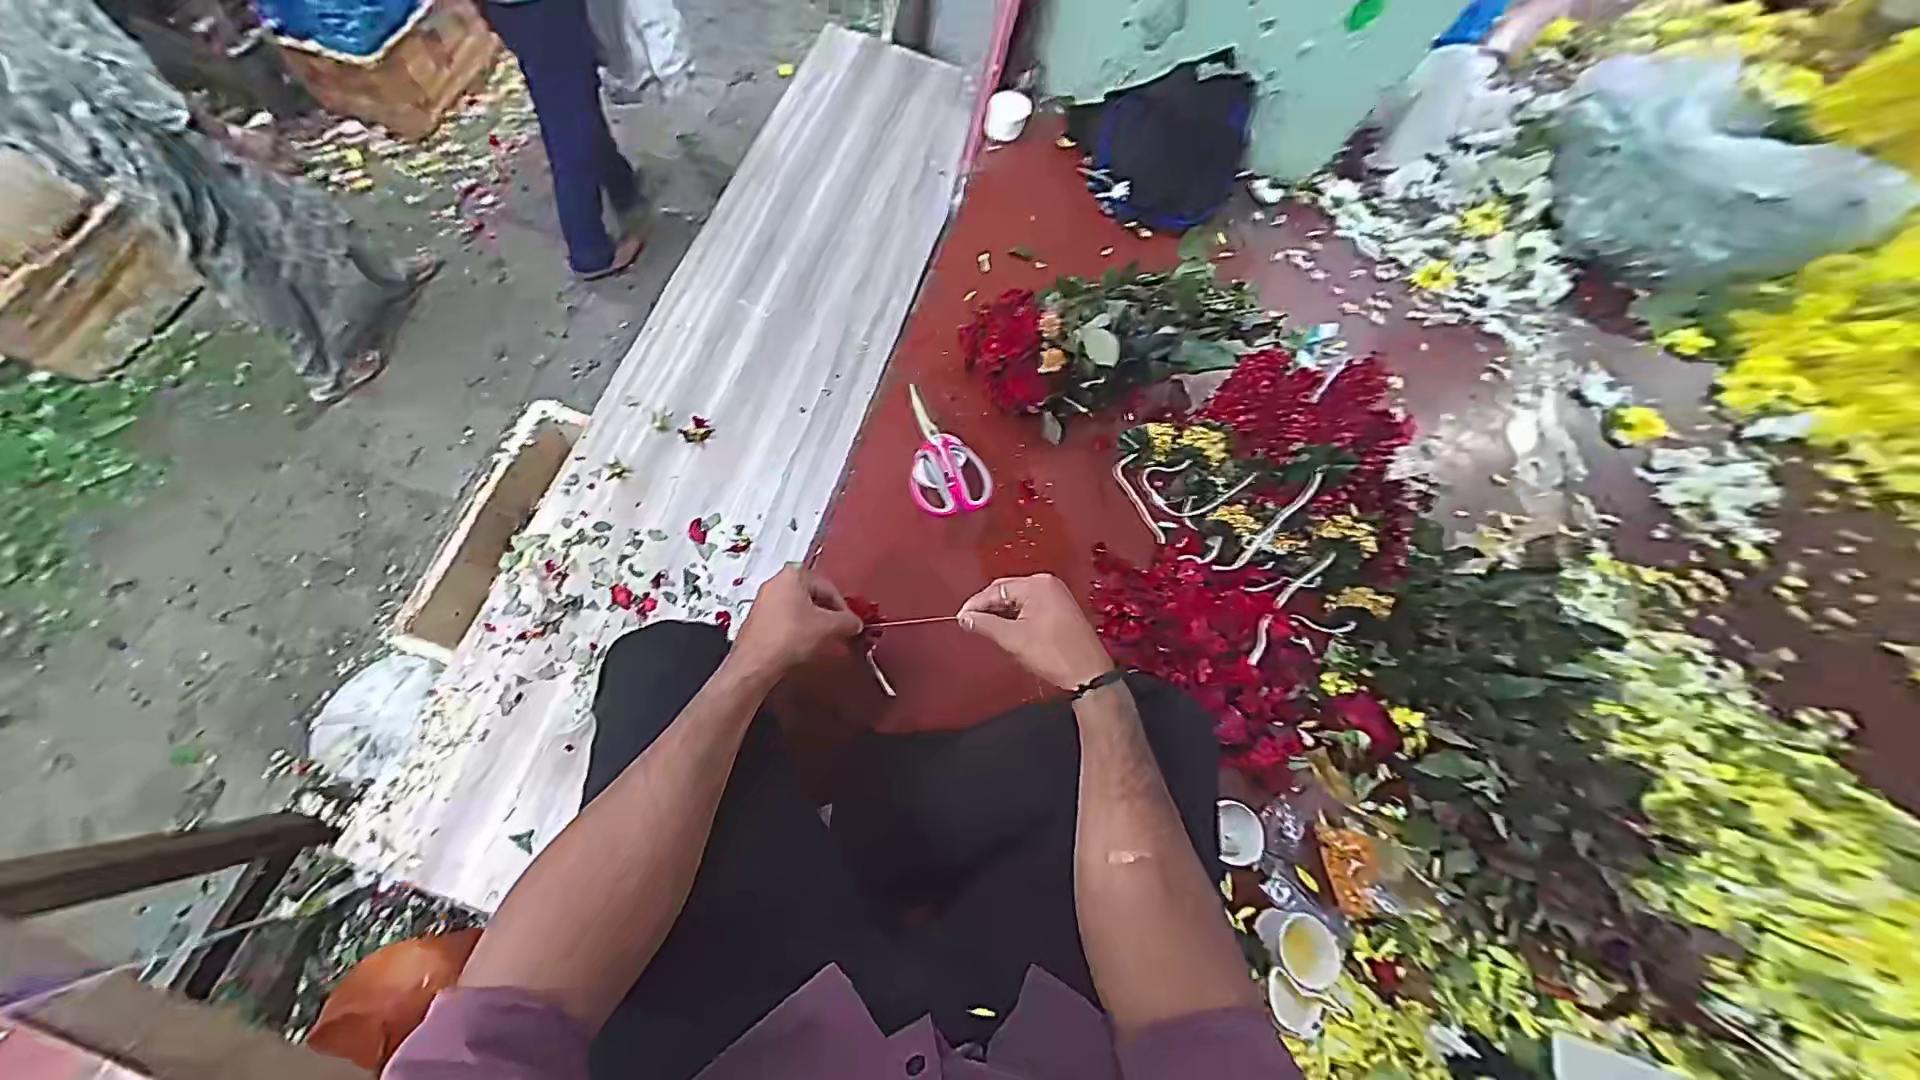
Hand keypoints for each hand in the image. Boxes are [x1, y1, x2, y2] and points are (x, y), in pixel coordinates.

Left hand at [730, 565, 863, 681]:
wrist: (755, 663)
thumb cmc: (791, 637)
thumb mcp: (827, 627)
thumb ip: (847, 621)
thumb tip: (856, 623)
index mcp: (793, 575)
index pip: (828, 587)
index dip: (843, 607)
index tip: (850, 623)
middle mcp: (775, 582)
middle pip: (812, 595)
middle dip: (828, 613)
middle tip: (839, 630)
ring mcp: (764, 600)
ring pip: (799, 607)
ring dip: (814, 621)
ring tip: (824, 638)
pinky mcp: (757, 619)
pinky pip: (785, 618)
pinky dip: (798, 627)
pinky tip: (804, 643)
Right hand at [957, 574, 1114, 689]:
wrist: (1089, 673)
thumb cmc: (1054, 653)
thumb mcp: (1013, 639)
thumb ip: (985, 624)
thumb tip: (965, 618)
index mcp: (1037, 584)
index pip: (996, 589)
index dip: (976, 604)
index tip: (961, 619)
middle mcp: (1047, 584)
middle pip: (1007, 592)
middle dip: (987, 608)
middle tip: (970, 624)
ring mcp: (1055, 596)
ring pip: (1018, 601)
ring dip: (1001, 614)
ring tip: (984, 629)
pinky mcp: (1059, 609)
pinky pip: (1030, 607)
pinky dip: (1015, 618)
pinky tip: (1005, 630)